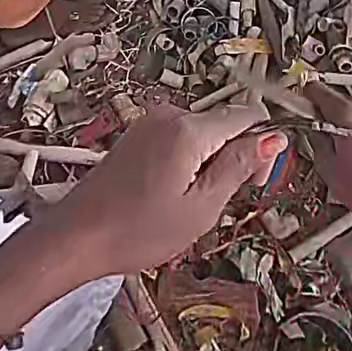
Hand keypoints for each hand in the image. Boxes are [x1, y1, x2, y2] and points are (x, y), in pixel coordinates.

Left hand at [38, 103, 284, 280]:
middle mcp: (168, 114)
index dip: (262, 147)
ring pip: (203, 134)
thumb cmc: (138, 231)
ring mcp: (149, 122)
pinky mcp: (137, 134)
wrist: (77, 236)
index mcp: (188, 129)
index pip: (248, 116)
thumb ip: (240, 166)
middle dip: (234, 158)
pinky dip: (187, 162)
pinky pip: (179, 139)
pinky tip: (170, 193)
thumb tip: (274, 137)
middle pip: (224, 124)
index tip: (255, 183)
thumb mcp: (201, 207)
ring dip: (209, 163)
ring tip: (187, 202)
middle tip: (216, 202)